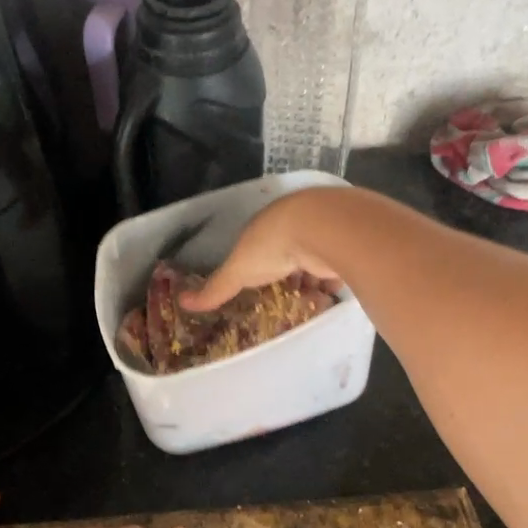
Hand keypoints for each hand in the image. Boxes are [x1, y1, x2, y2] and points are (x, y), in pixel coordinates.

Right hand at [181, 190, 345, 311]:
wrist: (323, 229)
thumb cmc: (272, 245)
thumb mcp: (237, 270)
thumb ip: (216, 288)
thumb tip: (183, 301)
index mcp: (265, 223)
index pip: (258, 245)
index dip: (256, 266)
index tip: (256, 287)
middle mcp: (294, 223)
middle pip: (287, 253)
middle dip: (285, 275)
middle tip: (281, 298)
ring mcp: (321, 232)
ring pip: (312, 259)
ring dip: (310, 280)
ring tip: (305, 303)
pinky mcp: (344, 245)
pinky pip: (336, 267)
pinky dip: (331, 283)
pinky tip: (327, 299)